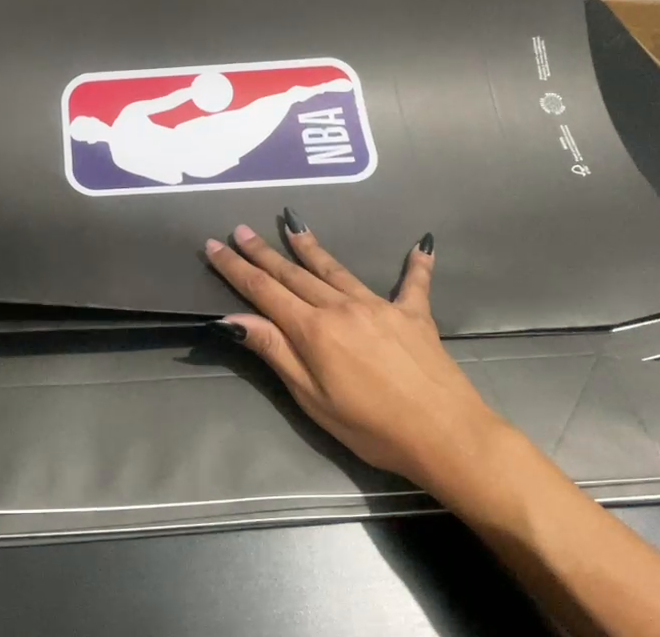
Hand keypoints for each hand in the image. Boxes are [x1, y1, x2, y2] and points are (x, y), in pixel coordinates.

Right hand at [204, 216, 509, 496]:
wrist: (446, 435)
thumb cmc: (371, 427)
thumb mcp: (312, 398)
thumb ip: (275, 351)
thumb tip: (233, 318)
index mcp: (313, 329)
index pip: (263, 290)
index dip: (235, 268)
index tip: (213, 245)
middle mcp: (341, 306)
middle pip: (293, 274)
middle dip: (263, 253)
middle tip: (241, 229)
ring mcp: (379, 306)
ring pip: (335, 269)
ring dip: (310, 247)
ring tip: (292, 225)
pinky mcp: (415, 314)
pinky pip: (414, 283)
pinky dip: (416, 264)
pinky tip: (422, 243)